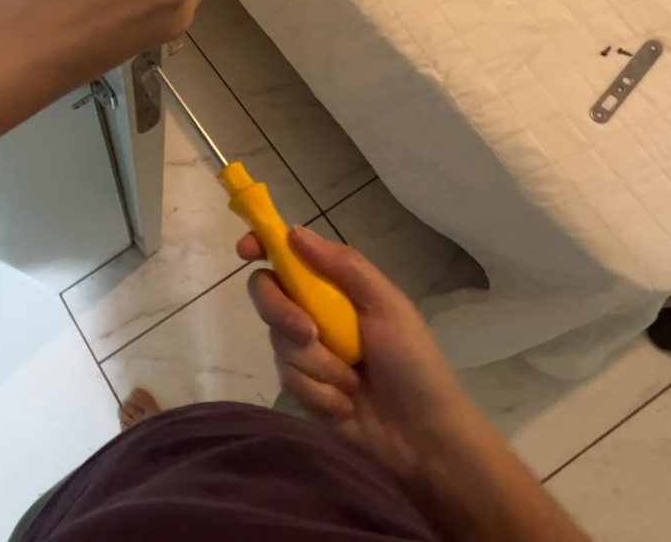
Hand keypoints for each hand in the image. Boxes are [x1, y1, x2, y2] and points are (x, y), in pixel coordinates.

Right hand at [239, 226, 482, 479]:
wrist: (423, 438)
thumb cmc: (413, 362)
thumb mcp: (387, 306)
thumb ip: (344, 266)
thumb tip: (294, 231)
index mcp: (333, 284)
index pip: (285, 254)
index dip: (261, 245)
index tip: (246, 252)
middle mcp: (311, 309)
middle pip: (265, 293)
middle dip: (283, 314)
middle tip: (310, 333)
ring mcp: (304, 349)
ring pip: (278, 341)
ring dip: (316, 364)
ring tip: (351, 381)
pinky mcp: (301, 384)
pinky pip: (289, 378)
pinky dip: (319, 392)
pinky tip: (345, 403)